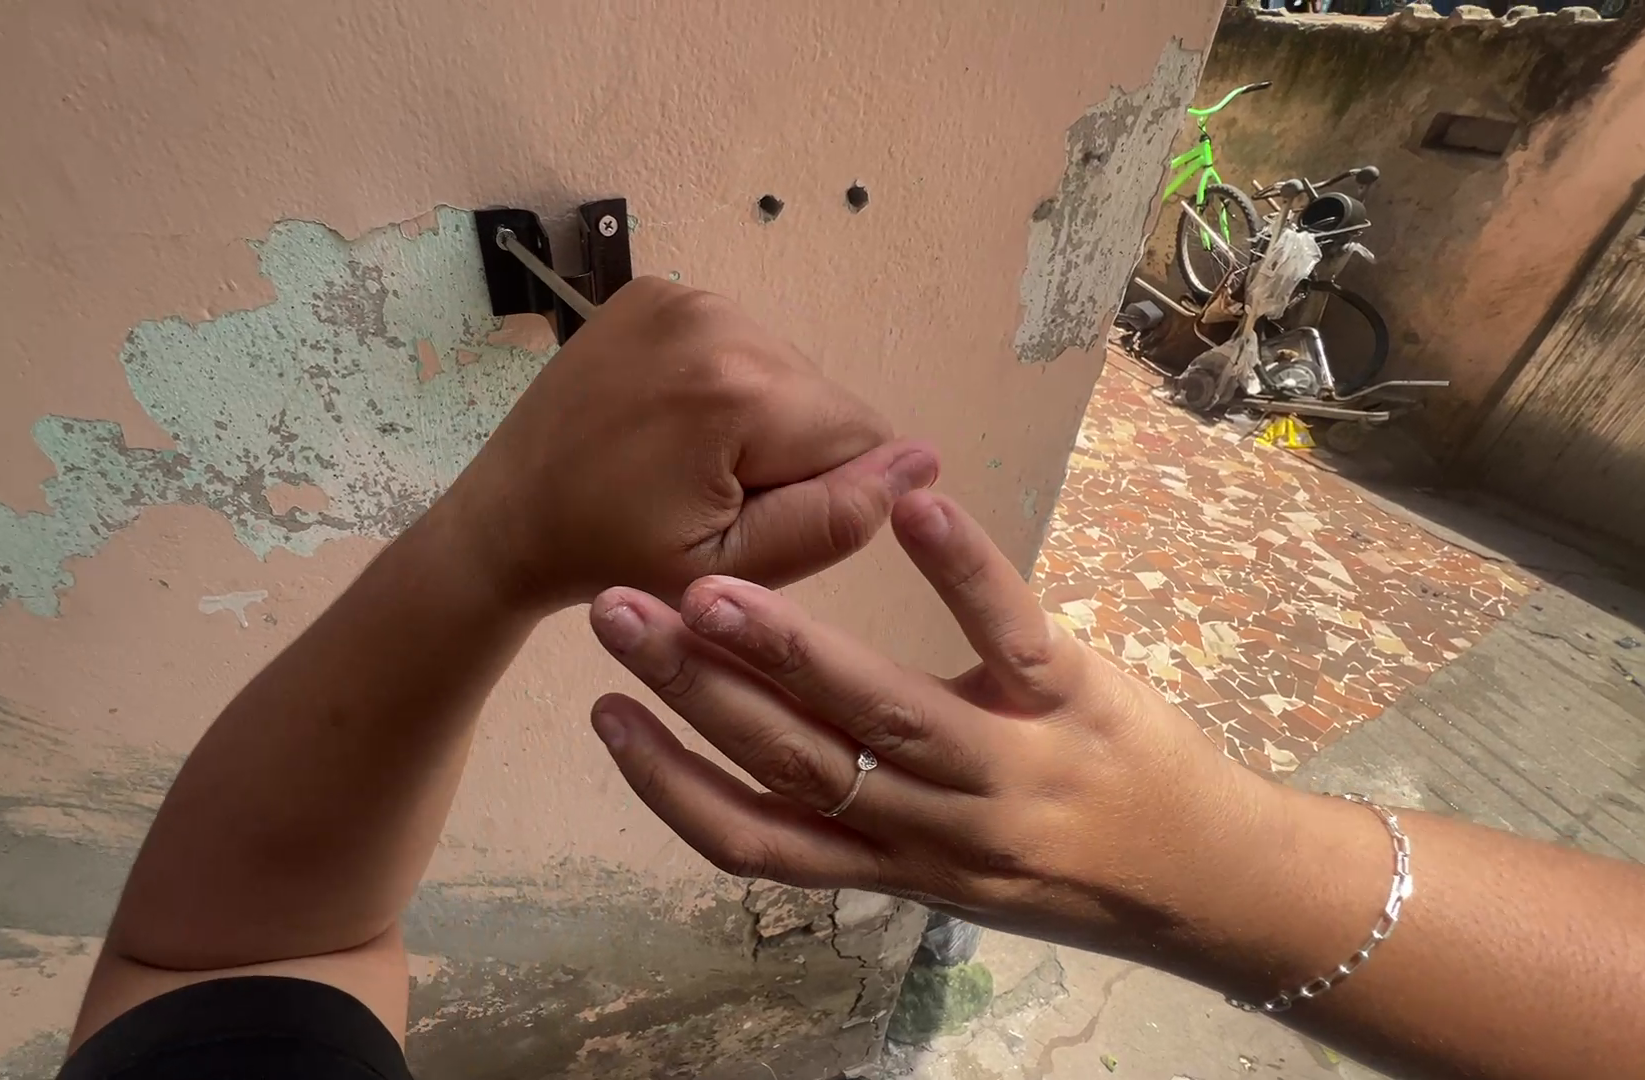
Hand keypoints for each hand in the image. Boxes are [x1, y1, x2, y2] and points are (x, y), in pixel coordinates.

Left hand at [448, 277, 939, 610]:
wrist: (507, 518)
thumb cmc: (613, 560)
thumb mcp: (730, 570)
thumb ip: (833, 519)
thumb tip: (922, 459)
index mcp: (739, 389)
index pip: (862, 435)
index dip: (822, 491)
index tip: (749, 517)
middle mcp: (719, 316)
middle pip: (821, 398)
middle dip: (789, 455)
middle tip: (708, 496)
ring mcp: (681, 294)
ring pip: (784, 371)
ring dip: (758, 422)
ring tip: (682, 462)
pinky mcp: (655, 291)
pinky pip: (738, 346)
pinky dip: (723, 388)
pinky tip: (668, 424)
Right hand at [584, 489, 1278, 956]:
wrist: (1218, 891)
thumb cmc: (1051, 859)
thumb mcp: (936, 857)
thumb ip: (849, 807)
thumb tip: (751, 720)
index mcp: (889, 864)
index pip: (756, 841)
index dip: (669, 786)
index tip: (605, 714)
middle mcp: (935, 830)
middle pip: (795, 763)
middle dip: (694, 690)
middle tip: (621, 613)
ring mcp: (1009, 766)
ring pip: (878, 713)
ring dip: (786, 647)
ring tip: (712, 587)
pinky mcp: (1078, 701)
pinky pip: (1009, 631)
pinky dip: (959, 571)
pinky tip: (909, 507)